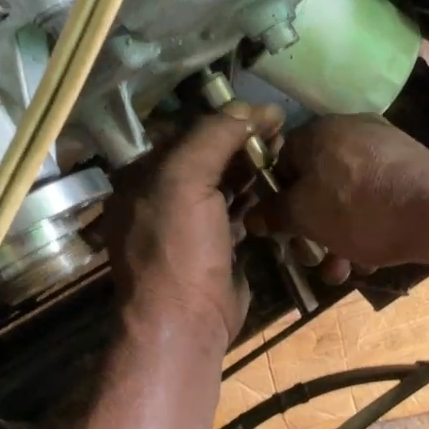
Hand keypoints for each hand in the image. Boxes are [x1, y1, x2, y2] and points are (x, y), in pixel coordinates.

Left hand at [100, 104, 284, 345]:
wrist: (186, 321)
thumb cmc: (178, 247)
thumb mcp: (185, 181)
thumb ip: (213, 137)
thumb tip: (250, 107)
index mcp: (142, 176)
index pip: (185, 131)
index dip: (225, 117)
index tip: (265, 112)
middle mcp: (161, 196)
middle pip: (207, 155)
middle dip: (243, 141)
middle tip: (282, 132)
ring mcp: (188, 223)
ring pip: (224, 182)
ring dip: (253, 167)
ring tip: (287, 154)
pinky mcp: (215, 245)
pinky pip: (237, 210)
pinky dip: (256, 196)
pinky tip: (280, 186)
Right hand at [248, 115, 428, 278]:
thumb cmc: (360, 211)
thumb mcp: (306, 217)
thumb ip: (275, 214)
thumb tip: (254, 215)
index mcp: (319, 131)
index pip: (280, 161)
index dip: (276, 199)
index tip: (280, 231)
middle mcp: (350, 130)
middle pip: (316, 182)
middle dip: (312, 229)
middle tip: (314, 260)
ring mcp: (384, 146)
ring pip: (347, 195)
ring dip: (339, 235)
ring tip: (345, 271)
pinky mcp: (410, 166)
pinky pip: (376, 195)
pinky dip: (368, 224)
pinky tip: (372, 257)